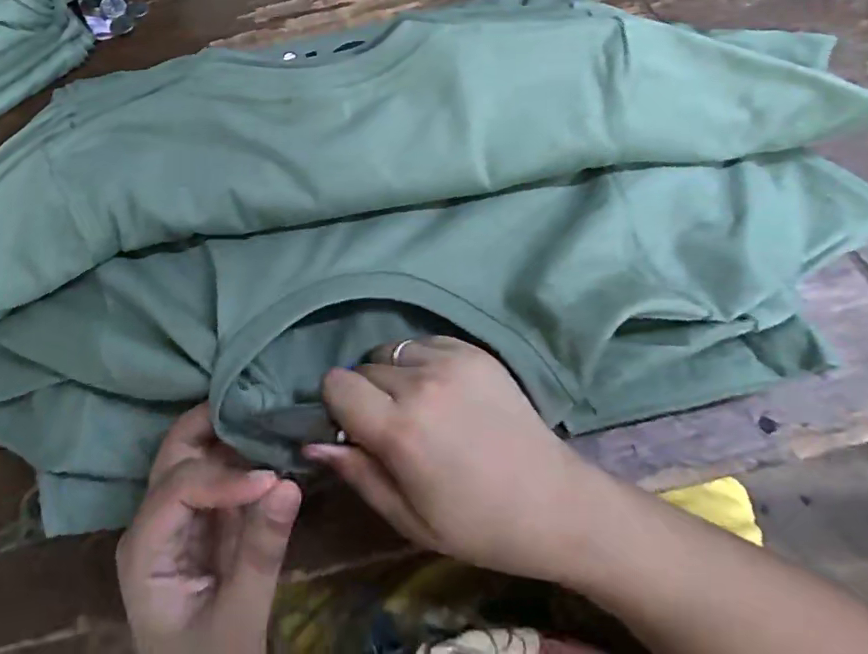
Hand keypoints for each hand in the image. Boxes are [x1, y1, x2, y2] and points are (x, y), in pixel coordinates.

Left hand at [117, 404, 302, 653]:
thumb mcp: (238, 618)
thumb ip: (261, 552)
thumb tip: (289, 483)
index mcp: (144, 548)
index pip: (178, 488)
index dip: (222, 476)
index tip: (270, 477)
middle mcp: (155, 521)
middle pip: (177, 452)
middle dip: (216, 422)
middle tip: (262, 403)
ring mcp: (180, 517)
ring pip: (199, 453)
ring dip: (234, 433)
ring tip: (273, 416)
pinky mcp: (206, 520)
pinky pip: (223, 474)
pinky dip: (248, 456)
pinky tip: (275, 443)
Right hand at [303, 336, 612, 582]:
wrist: (554, 502)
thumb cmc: (477, 525)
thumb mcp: (409, 519)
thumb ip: (357, 473)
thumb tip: (313, 443)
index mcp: (400, 430)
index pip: (336, 383)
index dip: (338, 405)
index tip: (354, 427)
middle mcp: (420, 384)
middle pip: (363, 368)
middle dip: (366, 394)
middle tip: (393, 426)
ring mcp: (451, 361)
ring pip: (392, 351)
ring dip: (393, 375)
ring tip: (420, 406)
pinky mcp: (475, 351)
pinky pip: (425, 342)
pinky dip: (422, 362)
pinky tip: (444, 391)